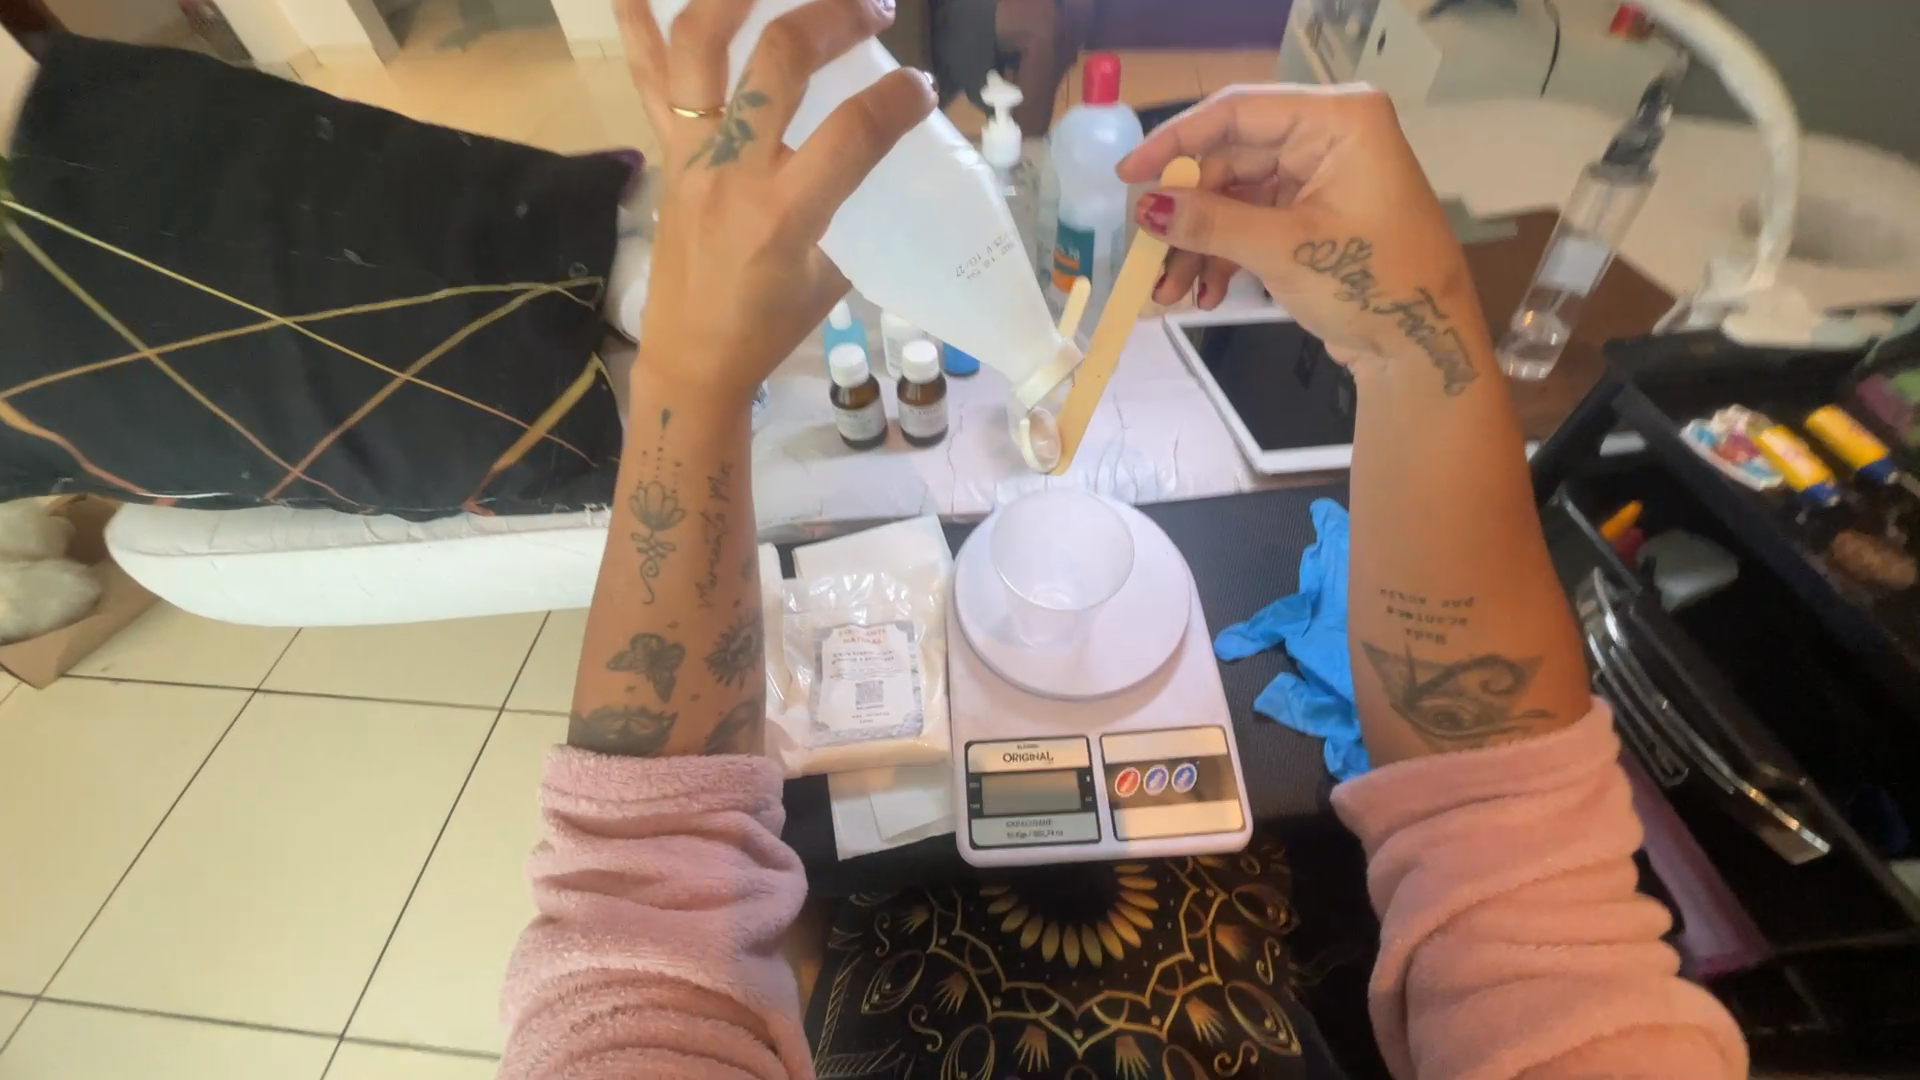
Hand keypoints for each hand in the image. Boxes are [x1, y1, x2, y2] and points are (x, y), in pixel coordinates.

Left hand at [618, 0, 934, 403]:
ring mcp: (692, 158)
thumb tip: (859, 168)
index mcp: (786, 216)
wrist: (694, 359)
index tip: (922, 88)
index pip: (853, 135)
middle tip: (872, 7)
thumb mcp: (826, 283)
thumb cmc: (767, 331)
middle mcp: (734, 172)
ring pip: (701, 46)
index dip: (897, 101)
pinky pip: (648, 82)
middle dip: (834, 19)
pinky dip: (637, 24)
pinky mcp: (667, 159)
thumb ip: (843, 218)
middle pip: (781, 62)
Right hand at [1118, 86, 1488, 396]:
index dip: (1175, 142)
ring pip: (1232, 202)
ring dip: (1198, 247)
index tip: (1127, 175)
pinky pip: (1248, 227)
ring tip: (1170, 292)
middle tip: (1148, 255)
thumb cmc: (1369, 283)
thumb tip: (1147, 208)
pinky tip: (1205, 294)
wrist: (1417, 344)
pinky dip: (1222, 259)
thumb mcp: (1282, 249)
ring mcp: (1315, 181)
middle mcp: (1324, 140)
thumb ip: (1210, 222)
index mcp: (1335, 121)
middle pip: (1229, 164)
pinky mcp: (1308, 219)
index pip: (1237, 113)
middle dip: (1186, 216)